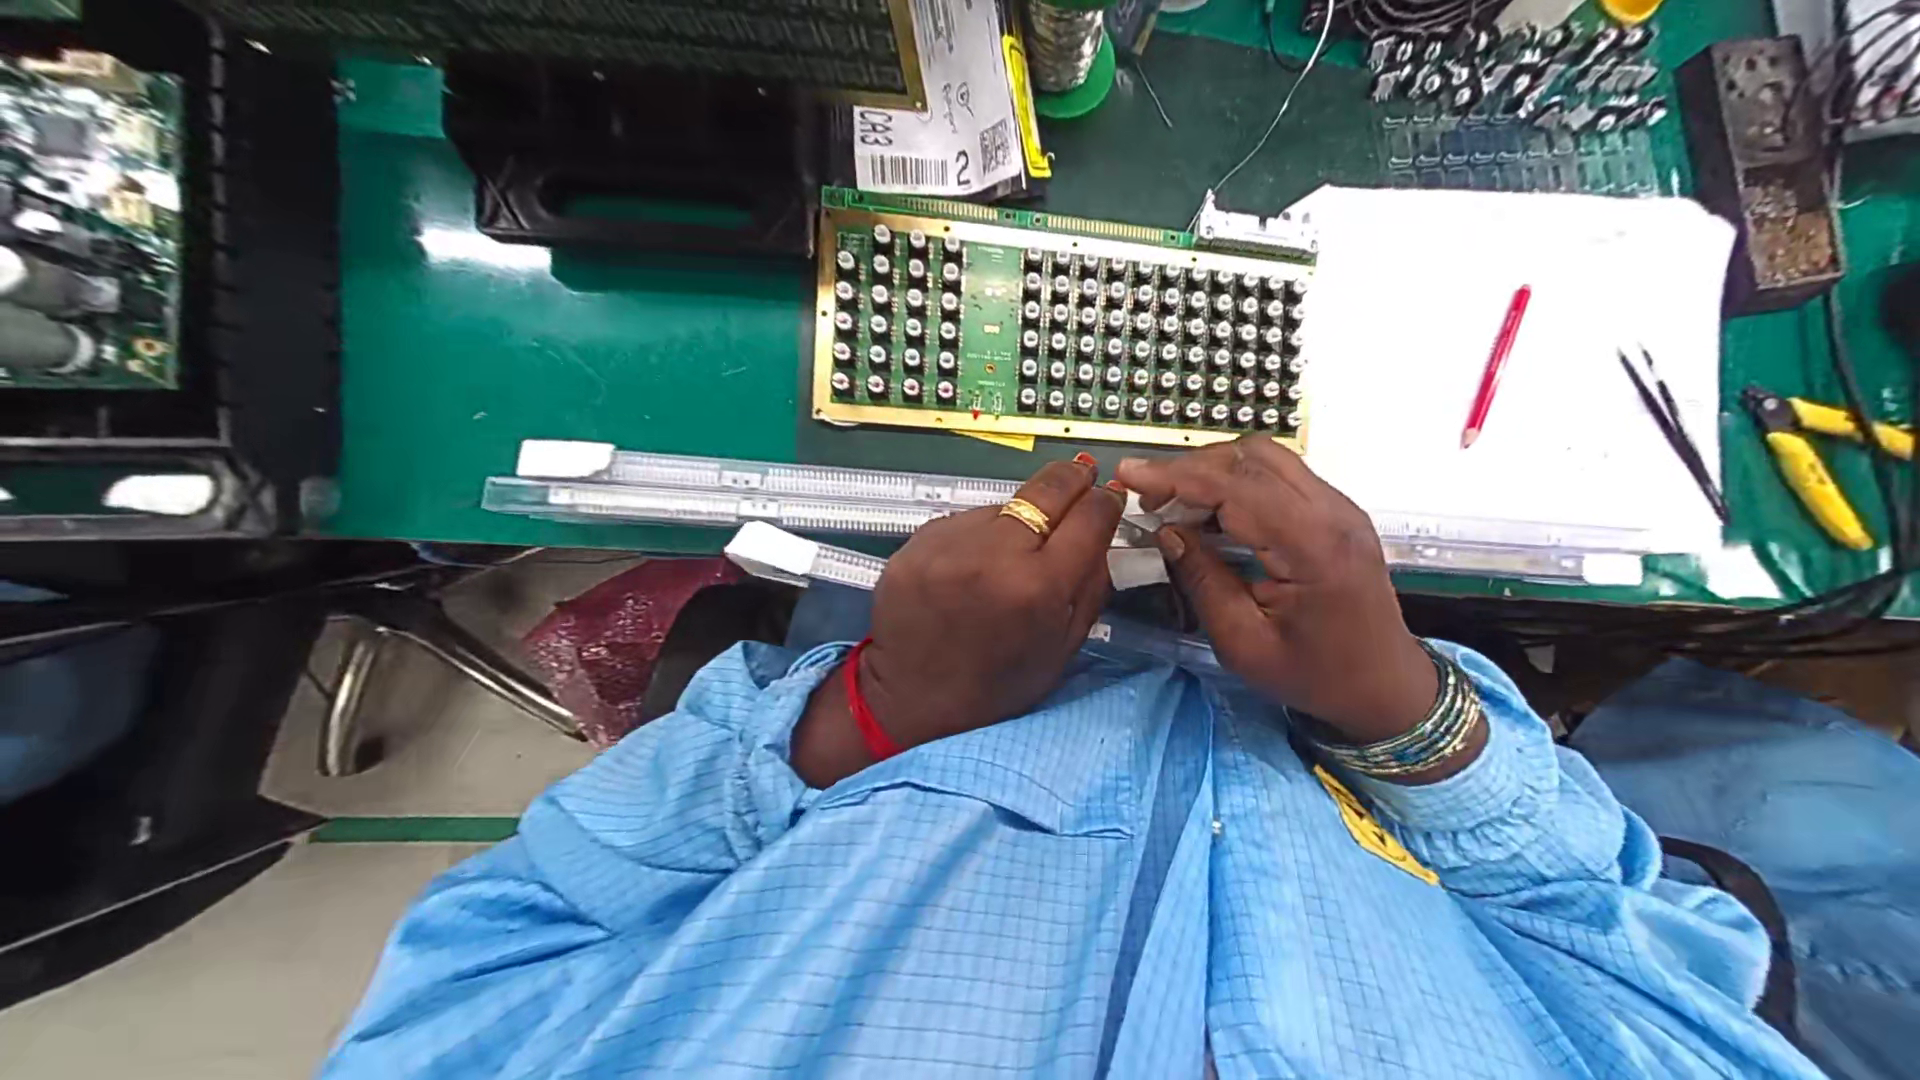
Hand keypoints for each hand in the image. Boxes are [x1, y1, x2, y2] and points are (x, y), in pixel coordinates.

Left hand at [792, 457, 1124, 785]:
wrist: (911, 698)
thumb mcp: (1061, 648)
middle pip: (1048, 488)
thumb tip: (1105, 533)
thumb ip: (1091, 586)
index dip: (1107, 501)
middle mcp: (992, 554)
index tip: (1110, 497)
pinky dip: (979, 534)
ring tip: (1011, 553)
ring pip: (1003, 505)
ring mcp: (949, 543)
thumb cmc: (996, 686)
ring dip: (1019, 517)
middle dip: (1073, 478)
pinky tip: (972, 565)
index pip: (1090, 516)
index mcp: (1038, 587)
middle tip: (1083, 475)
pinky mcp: (916, 541)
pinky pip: (965, 521)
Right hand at [1115, 437, 1438, 745]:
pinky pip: (1278, 475)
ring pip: (1264, 458)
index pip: (1234, 486)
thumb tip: (1167, 532)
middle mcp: (1332, 511)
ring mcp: (1339, 506)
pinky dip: (1235, 481)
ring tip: (1173, 502)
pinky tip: (1210, 510)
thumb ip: (1202, 580)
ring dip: (1211, 471)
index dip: (1174, 475)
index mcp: (1311, 546)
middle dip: (1189, 469)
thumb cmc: (1314, 674)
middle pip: (1250, 457)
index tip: (1127, 474)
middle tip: (1148, 499)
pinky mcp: (1335, 511)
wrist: (1386, 687)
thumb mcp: (1242, 642)